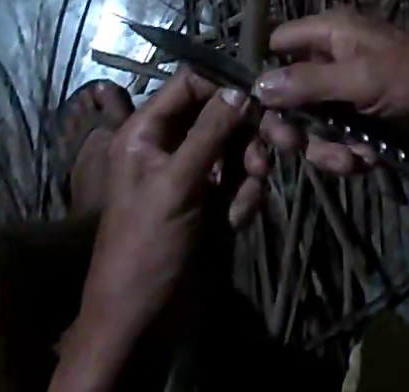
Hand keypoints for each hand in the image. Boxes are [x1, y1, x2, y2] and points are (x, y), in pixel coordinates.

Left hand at [54, 70, 251, 391]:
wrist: (141, 325)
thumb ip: (210, 133)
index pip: (189, 84)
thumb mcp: (177, 185)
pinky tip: (237, 219)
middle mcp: (170, 144)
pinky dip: (244, 194)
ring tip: (247, 194)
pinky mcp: (211, 199)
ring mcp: (192, 172)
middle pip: (219, 114)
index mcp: (147, 131)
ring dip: (248, 167)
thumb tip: (240, 88)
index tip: (261, 92)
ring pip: (234, 147)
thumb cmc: (146, 247)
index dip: (223, 83)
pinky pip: (238, 179)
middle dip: (244, 134)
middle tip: (267, 151)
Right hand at [250, 10, 408, 173]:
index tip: (251, 108)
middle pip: (287, 90)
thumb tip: (256, 86)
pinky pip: (335, 137)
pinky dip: (344, 152)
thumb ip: (309, 83)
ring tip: (348, 160)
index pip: (276, 43)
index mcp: (329, 32)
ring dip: (323, 146)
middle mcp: (330, 57)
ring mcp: (344, 89)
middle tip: (293, 147)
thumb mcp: (361, 78)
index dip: (261, 72)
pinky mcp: (358, 117)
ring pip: (310, 121)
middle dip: (292, 123)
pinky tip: (364, 161)